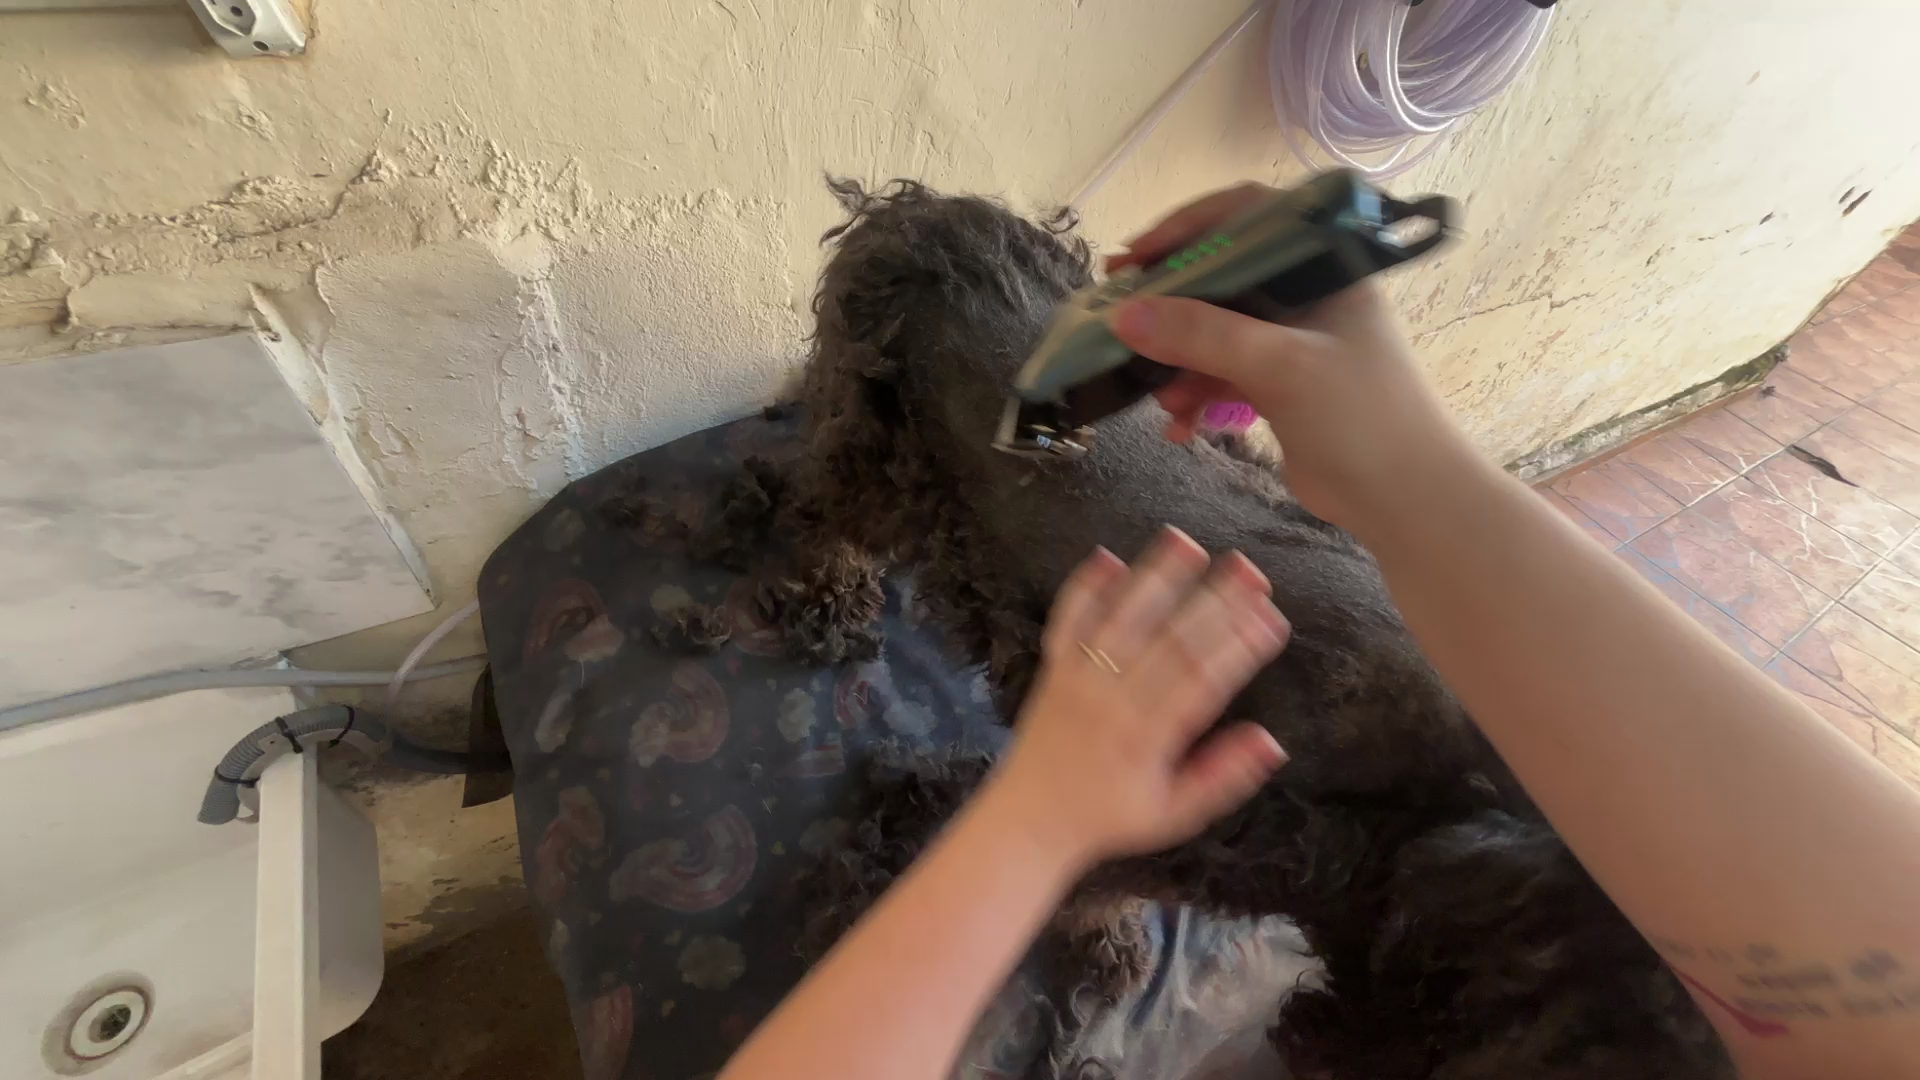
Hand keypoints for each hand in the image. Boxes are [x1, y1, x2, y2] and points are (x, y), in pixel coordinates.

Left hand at [981, 528, 1290, 870]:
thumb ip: (1223, 777)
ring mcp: (1078, 678)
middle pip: (1168, 641)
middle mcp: (1112, 700)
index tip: (1271, 615)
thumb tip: (1272, 740)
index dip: (1239, 646)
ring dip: (1153, 578)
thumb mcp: (1176, 815)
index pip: (1202, 681)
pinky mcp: (1053, 667)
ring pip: (1120, 619)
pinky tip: (1107, 556)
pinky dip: (1084, 588)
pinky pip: (1067, 621)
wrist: (1032, 817)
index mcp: (1148, 738)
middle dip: (1212, 601)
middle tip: (1248, 569)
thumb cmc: (1111, 815)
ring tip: (1185, 541)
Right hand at [1104, 183, 1472, 532]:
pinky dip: (1195, 399)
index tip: (1134, 258)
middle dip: (1168, 305)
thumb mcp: (1279, 365)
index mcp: (1321, 268)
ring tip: (1161, 401)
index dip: (1186, 230)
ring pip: (1213, 336)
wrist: (1402, 498)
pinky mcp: (1275, 388)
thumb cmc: (1359, 416)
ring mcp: (1288, 344)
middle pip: (1220, 280)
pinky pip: (1219, 379)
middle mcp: (1304, 297)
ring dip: (1179, 365)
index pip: (1247, 218)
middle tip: (1117, 319)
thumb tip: (1123, 316)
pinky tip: (1180, 428)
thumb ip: (1201, 335)